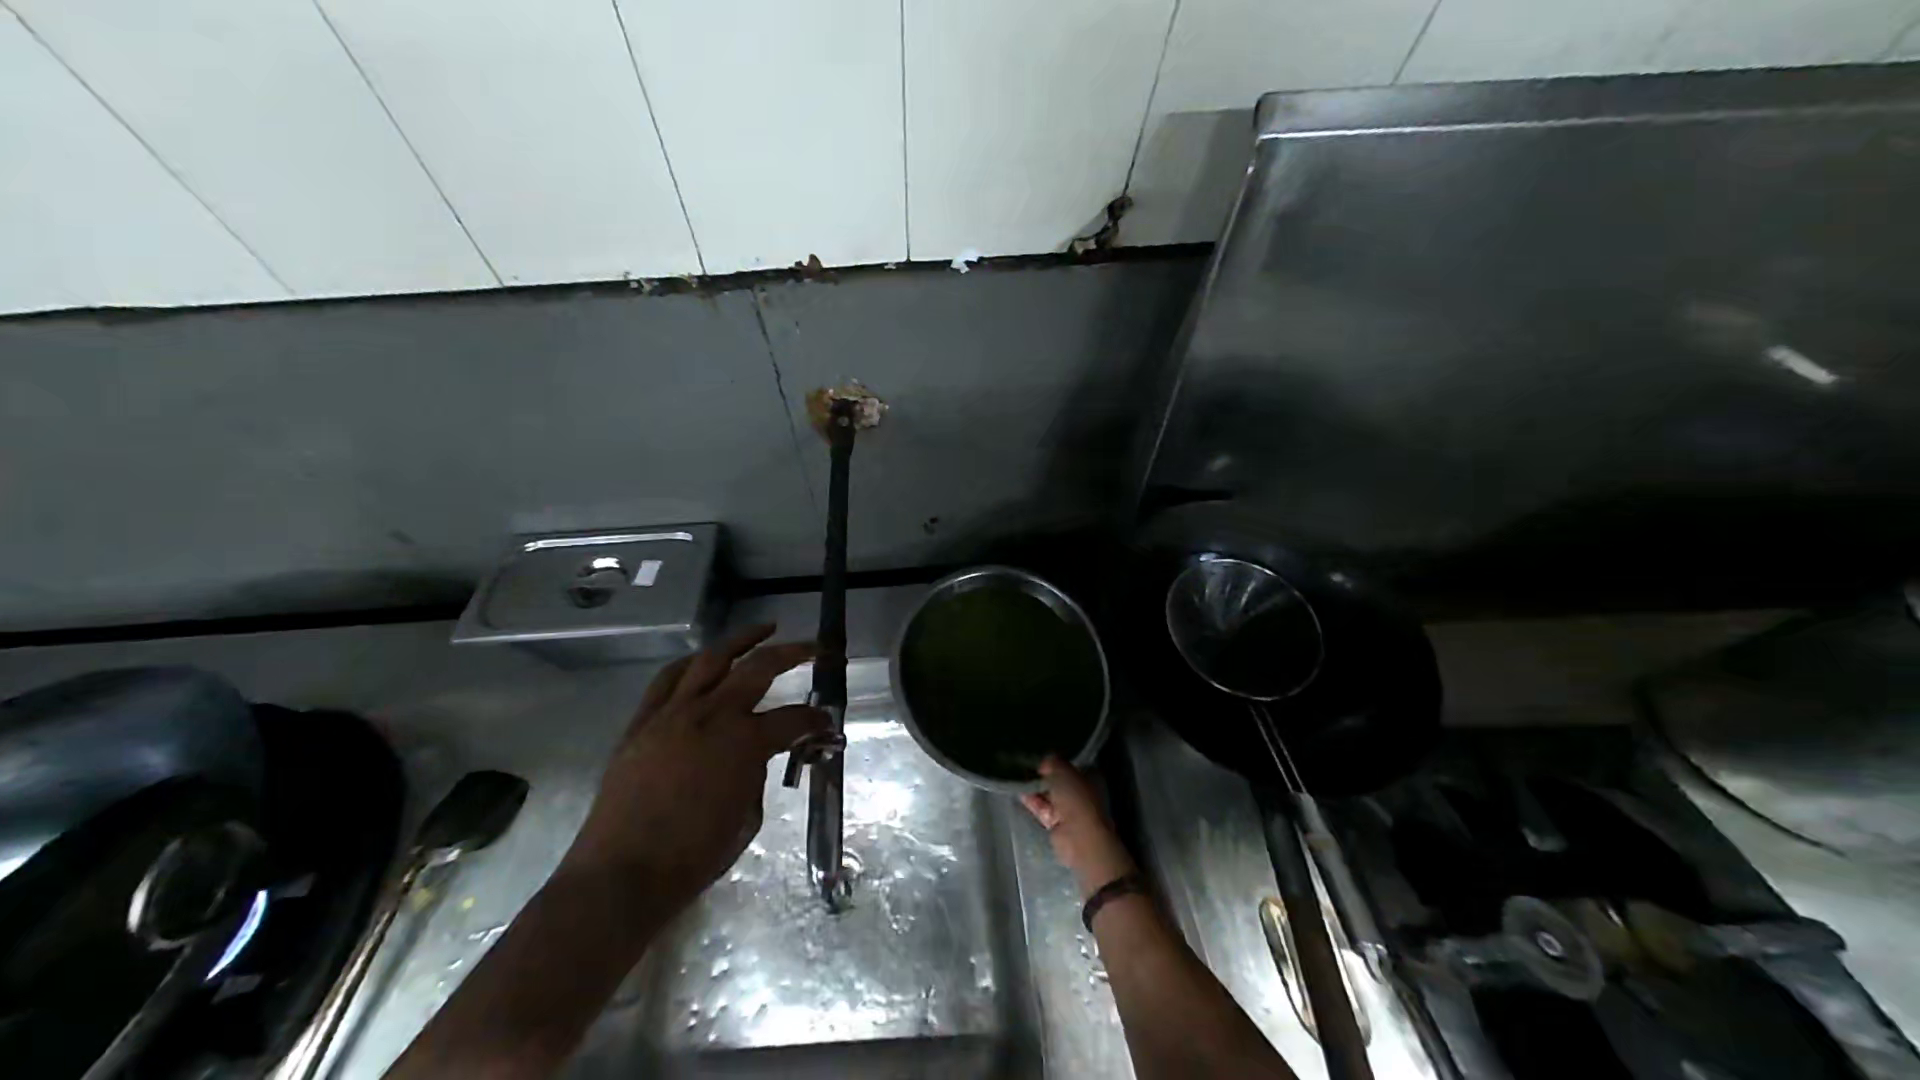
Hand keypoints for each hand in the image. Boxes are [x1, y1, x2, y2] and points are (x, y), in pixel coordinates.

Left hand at [558, 624, 828, 914]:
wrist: (622, 874)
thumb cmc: (693, 856)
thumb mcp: (747, 818)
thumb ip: (759, 776)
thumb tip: (762, 757)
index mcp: (745, 743)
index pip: (793, 719)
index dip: (816, 720)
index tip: (827, 723)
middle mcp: (712, 715)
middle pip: (759, 668)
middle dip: (792, 652)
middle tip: (812, 647)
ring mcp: (673, 713)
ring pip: (711, 659)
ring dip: (741, 640)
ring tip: (763, 630)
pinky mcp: (642, 722)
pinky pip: (667, 679)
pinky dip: (691, 663)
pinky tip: (703, 659)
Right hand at [1020, 756, 1138, 895]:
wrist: (1078, 837)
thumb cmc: (1076, 799)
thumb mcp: (1063, 772)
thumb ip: (1052, 763)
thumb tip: (1043, 762)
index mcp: (1087, 778)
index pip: (1067, 766)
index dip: (1053, 761)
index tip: (1036, 755)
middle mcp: (1077, 792)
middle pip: (1056, 780)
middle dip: (1041, 773)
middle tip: (1022, 763)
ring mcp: (1066, 809)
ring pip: (1047, 794)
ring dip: (1033, 786)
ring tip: (1014, 774)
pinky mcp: (1054, 822)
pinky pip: (1040, 807)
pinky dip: (1030, 799)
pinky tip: (1016, 789)